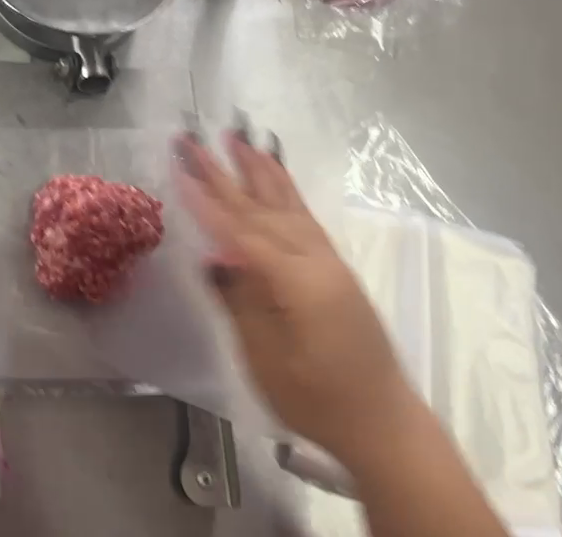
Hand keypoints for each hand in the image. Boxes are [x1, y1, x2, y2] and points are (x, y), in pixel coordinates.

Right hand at [174, 129, 414, 468]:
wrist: (383, 423)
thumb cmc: (317, 400)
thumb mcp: (266, 359)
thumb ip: (241, 302)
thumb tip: (214, 256)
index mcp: (296, 281)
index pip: (239, 230)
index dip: (205, 200)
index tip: (178, 168)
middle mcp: (315, 260)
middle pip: (260, 208)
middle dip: (224, 172)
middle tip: (194, 139)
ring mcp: (329, 261)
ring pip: (286, 205)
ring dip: (259, 170)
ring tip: (237, 139)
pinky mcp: (335, 269)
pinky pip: (304, 216)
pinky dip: (285, 190)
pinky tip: (275, 178)